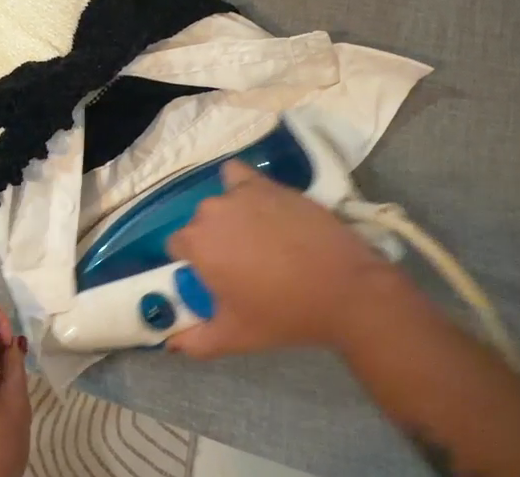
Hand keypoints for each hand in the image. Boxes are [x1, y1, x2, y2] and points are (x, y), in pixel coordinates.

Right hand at [163, 161, 412, 358]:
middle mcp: (209, 212)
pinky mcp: (267, 185)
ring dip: (231, 219)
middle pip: (200, 224)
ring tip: (261, 241)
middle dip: (214, 241)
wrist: (348, 291)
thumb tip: (171, 344)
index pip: (176, 245)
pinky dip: (240, 186)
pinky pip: (238, 176)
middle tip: (244, 266)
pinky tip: (255, 203)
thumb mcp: (237, 337)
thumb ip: (196, 342)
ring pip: (221, 204)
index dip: (194, 262)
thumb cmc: (287, 314)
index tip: (216, 278)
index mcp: (196, 244)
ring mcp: (239, 195)